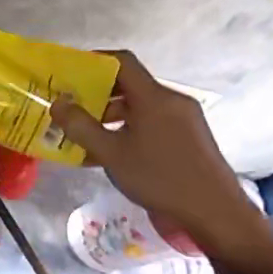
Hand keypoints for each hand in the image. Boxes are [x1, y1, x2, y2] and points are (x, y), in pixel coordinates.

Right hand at [51, 51, 246, 231]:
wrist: (214, 212)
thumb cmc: (159, 178)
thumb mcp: (112, 154)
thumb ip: (81, 127)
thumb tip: (57, 103)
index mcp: (154, 96)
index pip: (122, 62)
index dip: (94, 61)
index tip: (70, 72)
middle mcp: (171, 100)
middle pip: (130, 85)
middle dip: (98, 94)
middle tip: (71, 107)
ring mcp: (184, 118)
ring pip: (140, 106)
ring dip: (112, 115)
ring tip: (86, 135)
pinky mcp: (189, 137)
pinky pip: (153, 122)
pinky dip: (130, 129)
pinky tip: (113, 152)